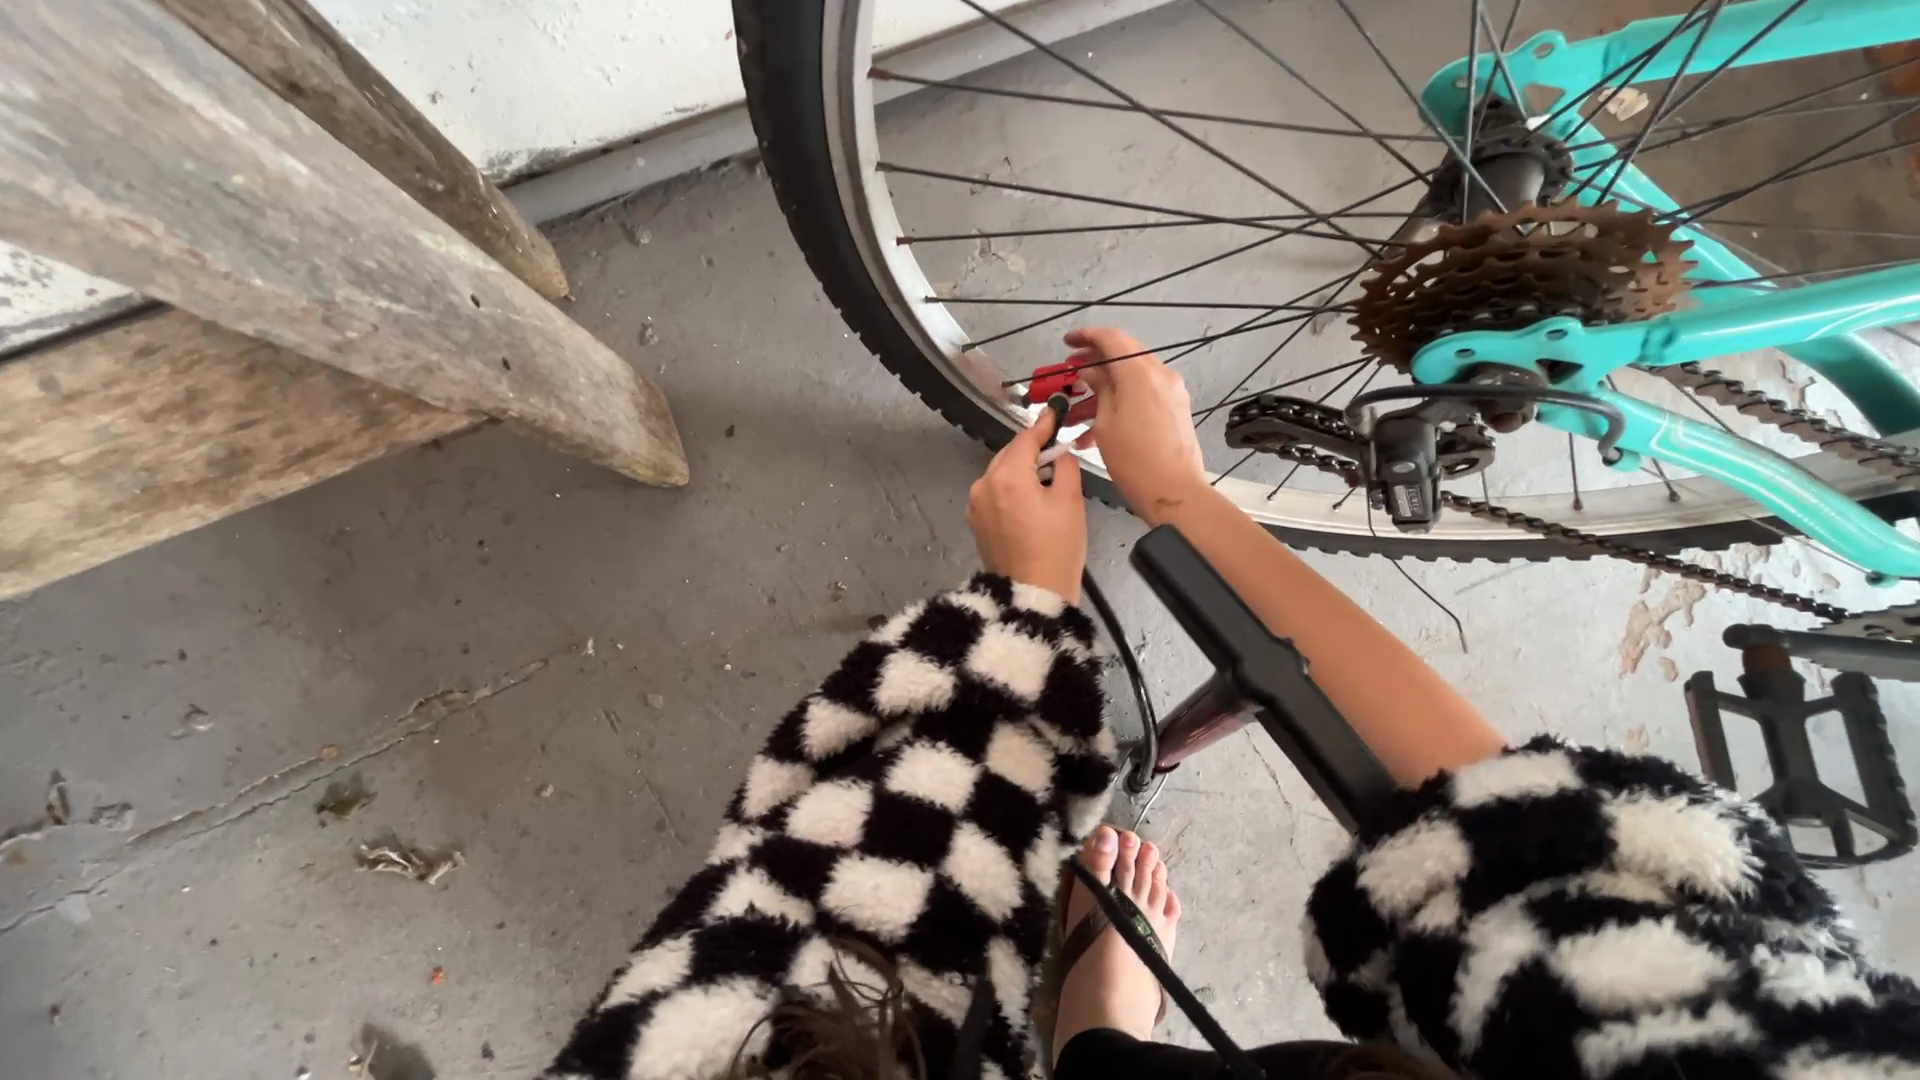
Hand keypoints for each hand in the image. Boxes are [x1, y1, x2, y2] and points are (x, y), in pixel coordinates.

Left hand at [967, 409, 1086, 602]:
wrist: (1032, 596)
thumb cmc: (1057, 549)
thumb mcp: (1070, 502)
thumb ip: (1065, 466)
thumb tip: (1060, 453)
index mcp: (1007, 476)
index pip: (1025, 439)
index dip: (1042, 426)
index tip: (1054, 412)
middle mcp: (984, 485)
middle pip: (1009, 454)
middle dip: (1031, 450)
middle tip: (1056, 449)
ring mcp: (975, 505)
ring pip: (1000, 474)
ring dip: (1020, 470)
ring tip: (1046, 478)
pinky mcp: (976, 522)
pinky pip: (994, 493)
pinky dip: (1010, 489)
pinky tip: (1029, 499)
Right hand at [1063, 327, 1207, 524]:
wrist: (1174, 492)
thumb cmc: (1135, 461)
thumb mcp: (1104, 423)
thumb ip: (1098, 389)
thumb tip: (1090, 371)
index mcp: (1141, 374)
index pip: (1111, 339)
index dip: (1086, 336)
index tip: (1067, 342)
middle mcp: (1160, 375)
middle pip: (1122, 358)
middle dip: (1092, 366)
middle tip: (1068, 376)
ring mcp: (1170, 392)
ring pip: (1129, 380)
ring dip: (1101, 392)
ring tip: (1074, 412)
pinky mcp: (1174, 409)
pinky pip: (1141, 396)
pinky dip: (1118, 404)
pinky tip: (1094, 429)